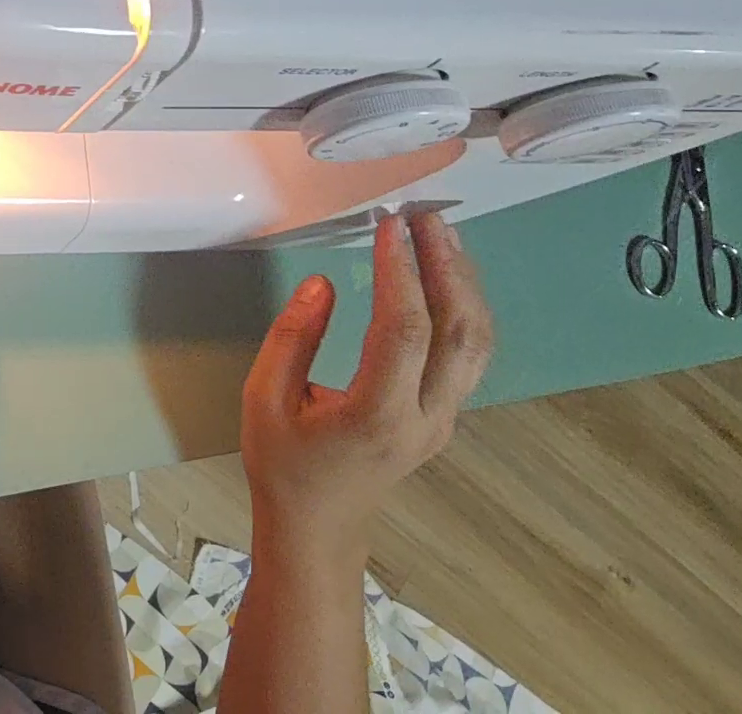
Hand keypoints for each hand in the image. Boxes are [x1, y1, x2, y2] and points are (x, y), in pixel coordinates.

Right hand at [240, 212, 493, 560]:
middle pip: (459, 332)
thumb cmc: (282, 462)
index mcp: (376, 413)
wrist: (318, 522)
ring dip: (464, 284)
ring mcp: (445, 418)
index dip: (400, 274)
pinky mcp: (444, 415)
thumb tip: (322, 284)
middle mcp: (426, 415)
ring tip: (441, 237)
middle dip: (446, 267)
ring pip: (476, 343)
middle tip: (426, 218)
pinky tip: (445, 280)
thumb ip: (292, 339)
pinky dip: (463, 308)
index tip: (389, 228)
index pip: (404, 331)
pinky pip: (468, 354)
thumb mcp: (264, 399)